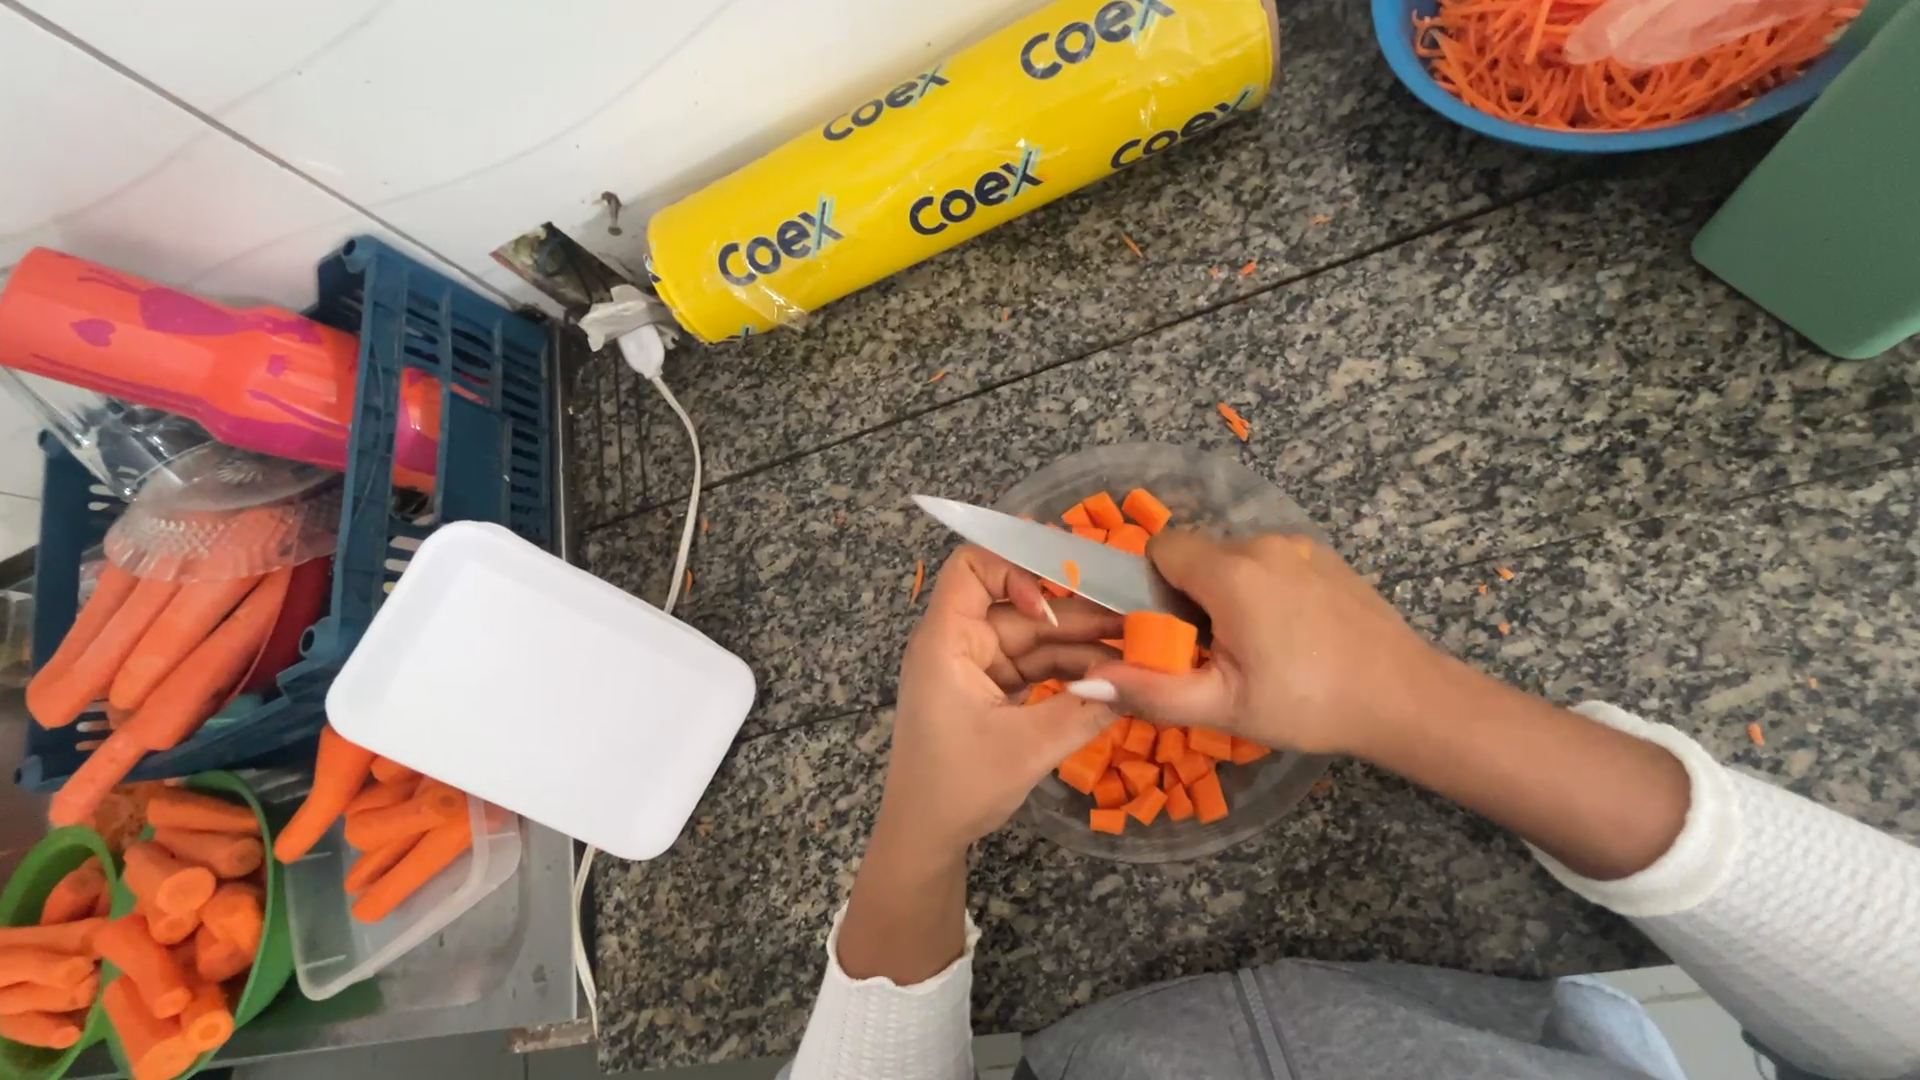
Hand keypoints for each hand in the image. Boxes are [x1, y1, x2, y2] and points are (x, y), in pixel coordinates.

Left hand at [881, 546, 1122, 853]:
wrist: (924, 836)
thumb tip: (1136, 680)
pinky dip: (1069, 670)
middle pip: (1019, 605)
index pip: (971, 568)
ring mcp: (976, 666)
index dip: (1014, 566)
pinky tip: (1111, 674)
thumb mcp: (1026, 748)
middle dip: (1075, 613)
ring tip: (1137, 647)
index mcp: (947, 640)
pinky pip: (1034, 666)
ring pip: (1034, 638)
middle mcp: (960, 642)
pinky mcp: (991, 689)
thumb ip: (1083, 710)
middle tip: (1134, 617)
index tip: (1054, 596)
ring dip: (1081, 645)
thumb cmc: (958, 786)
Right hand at [1074, 530, 1444, 757]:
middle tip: (1215, 652)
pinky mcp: (1325, 555)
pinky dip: (1262, 590)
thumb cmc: (1309, 703)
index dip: (1153, 587)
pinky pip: (1269, 562)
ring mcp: (1298, 545)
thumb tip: (1084, 677)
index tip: (1172, 631)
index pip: (1161, 549)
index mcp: (1230, 572)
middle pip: (1197, 555)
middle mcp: (1261, 543)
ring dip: (1227, 594)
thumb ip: (1149, 690)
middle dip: (1190, 597)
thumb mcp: (1222, 707)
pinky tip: (1290, 634)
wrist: (1409, 699)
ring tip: (1257, 648)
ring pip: (1233, 558)